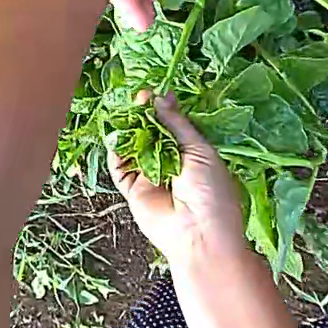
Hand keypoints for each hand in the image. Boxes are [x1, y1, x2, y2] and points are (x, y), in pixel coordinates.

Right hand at [109, 93, 246, 267]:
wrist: (199, 234)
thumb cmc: (211, 191)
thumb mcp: (199, 149)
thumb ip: (177, 124)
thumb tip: (161, 98)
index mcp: (193, 152)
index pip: (174, 125)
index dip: (164, 109)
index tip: (154, 93)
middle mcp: (170, 162)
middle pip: (151, 133)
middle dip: (145, 115)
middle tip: (139, 97)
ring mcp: (151, 176)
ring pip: (134, 147)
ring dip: (129, 129)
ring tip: (126, 110)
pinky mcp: (134, 190)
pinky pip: (120, 168)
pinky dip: (116, 151)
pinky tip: (116, 134)